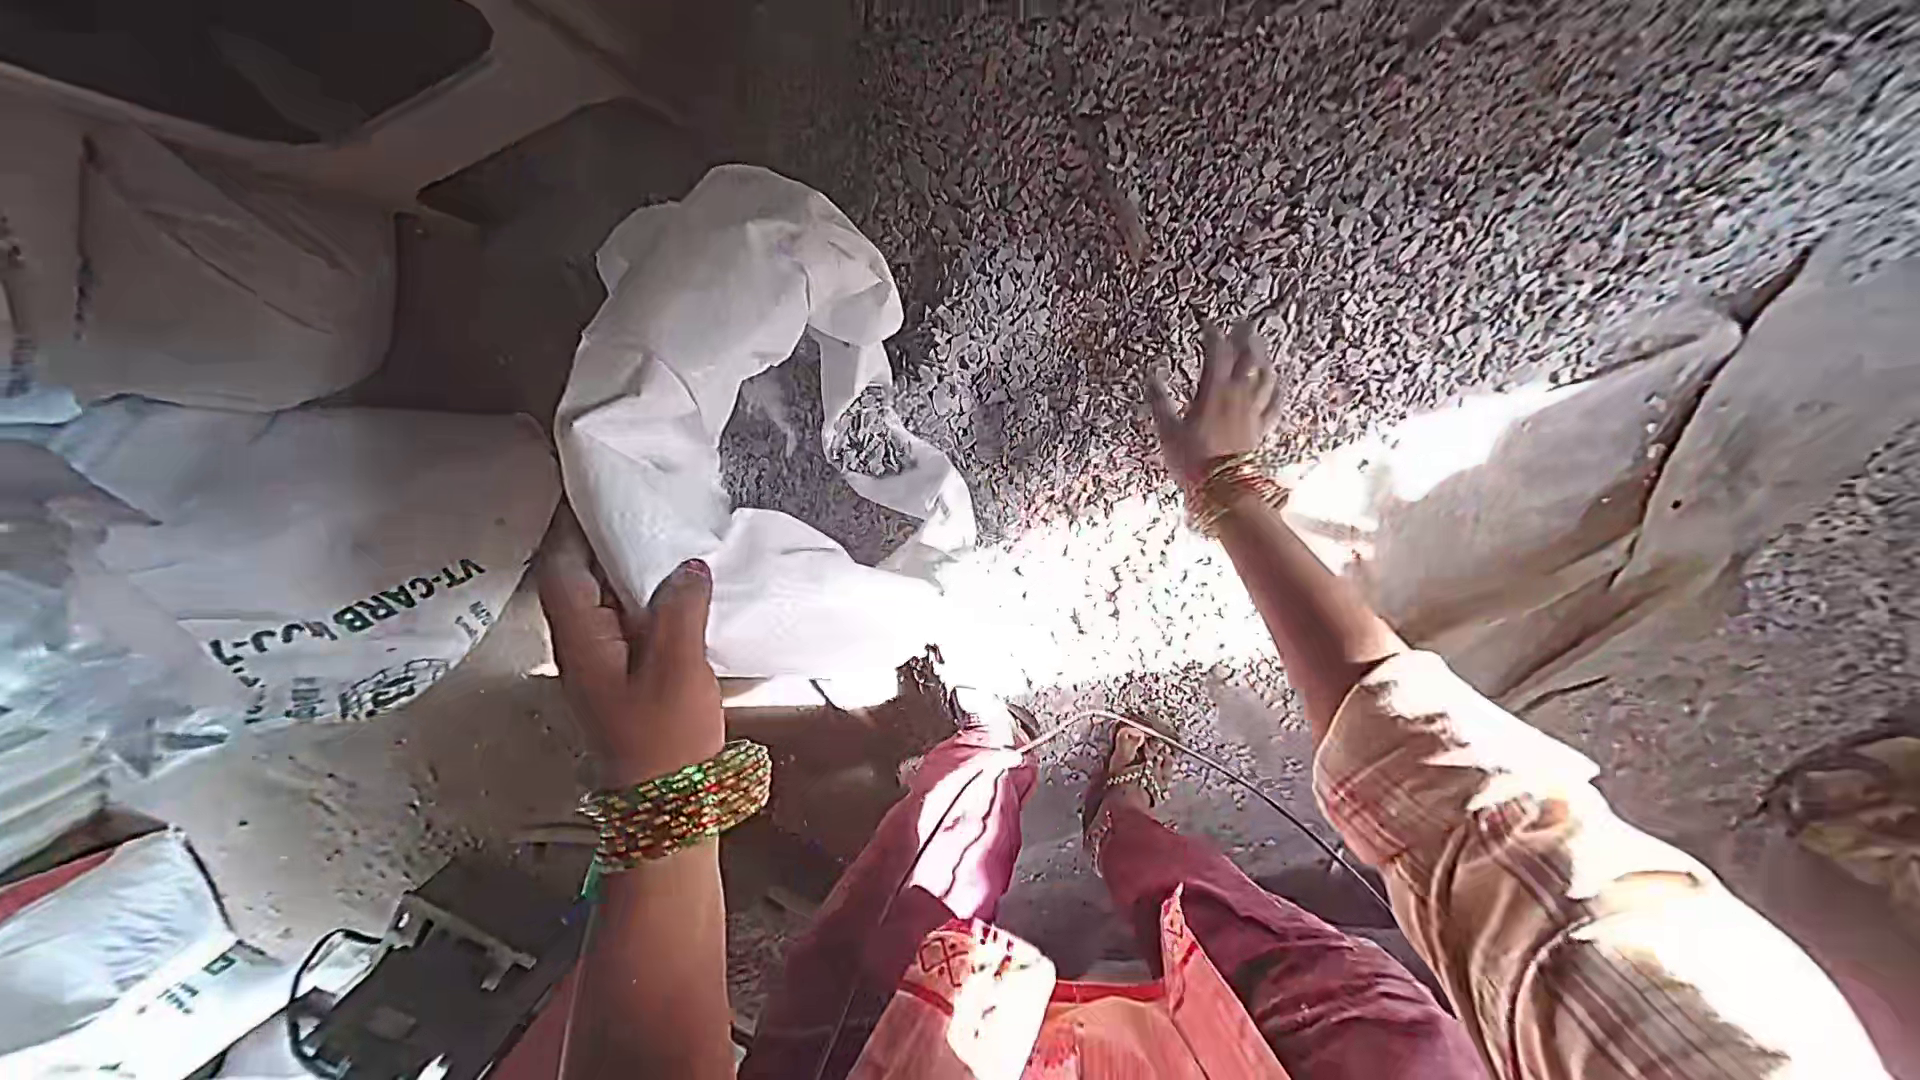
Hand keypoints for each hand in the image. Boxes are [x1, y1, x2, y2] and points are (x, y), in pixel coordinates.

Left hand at [536, 507, 721, 785]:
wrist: (668, 798)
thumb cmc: (665, 735)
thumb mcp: (676, 667)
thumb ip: (680, 610)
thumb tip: (689, 566)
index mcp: (582, 640)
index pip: (564, 570)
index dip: (574, 529)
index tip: (594, 493)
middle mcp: (585, 645)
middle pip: (583, 580)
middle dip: (606, 541)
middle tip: (643, 507)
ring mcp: (607, 660)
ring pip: (610, 600)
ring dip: (631, 569)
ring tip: (667, 537)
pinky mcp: (630, 670)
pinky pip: (633, 619)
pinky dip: (650, 596)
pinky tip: (681, 588)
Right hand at [1146, 318, 1284, 486]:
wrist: (1221, 488)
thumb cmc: (1191, 460)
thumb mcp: (1167, 430)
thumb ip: (1159, 401)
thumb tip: (1151, 377)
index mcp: (1214, 392)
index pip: (1217, 353)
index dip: (1213, 335)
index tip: (1207, 326)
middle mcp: (1238, 396)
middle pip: (1248, 357)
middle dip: (1245, 337)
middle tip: (1242, 324)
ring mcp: (1253, 411)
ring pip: (1265, 375)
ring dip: (1263, 357)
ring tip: (1259, 347)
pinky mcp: (1261, 428)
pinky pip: (1274, 403)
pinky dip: (1276, 389)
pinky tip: (1276, 384)